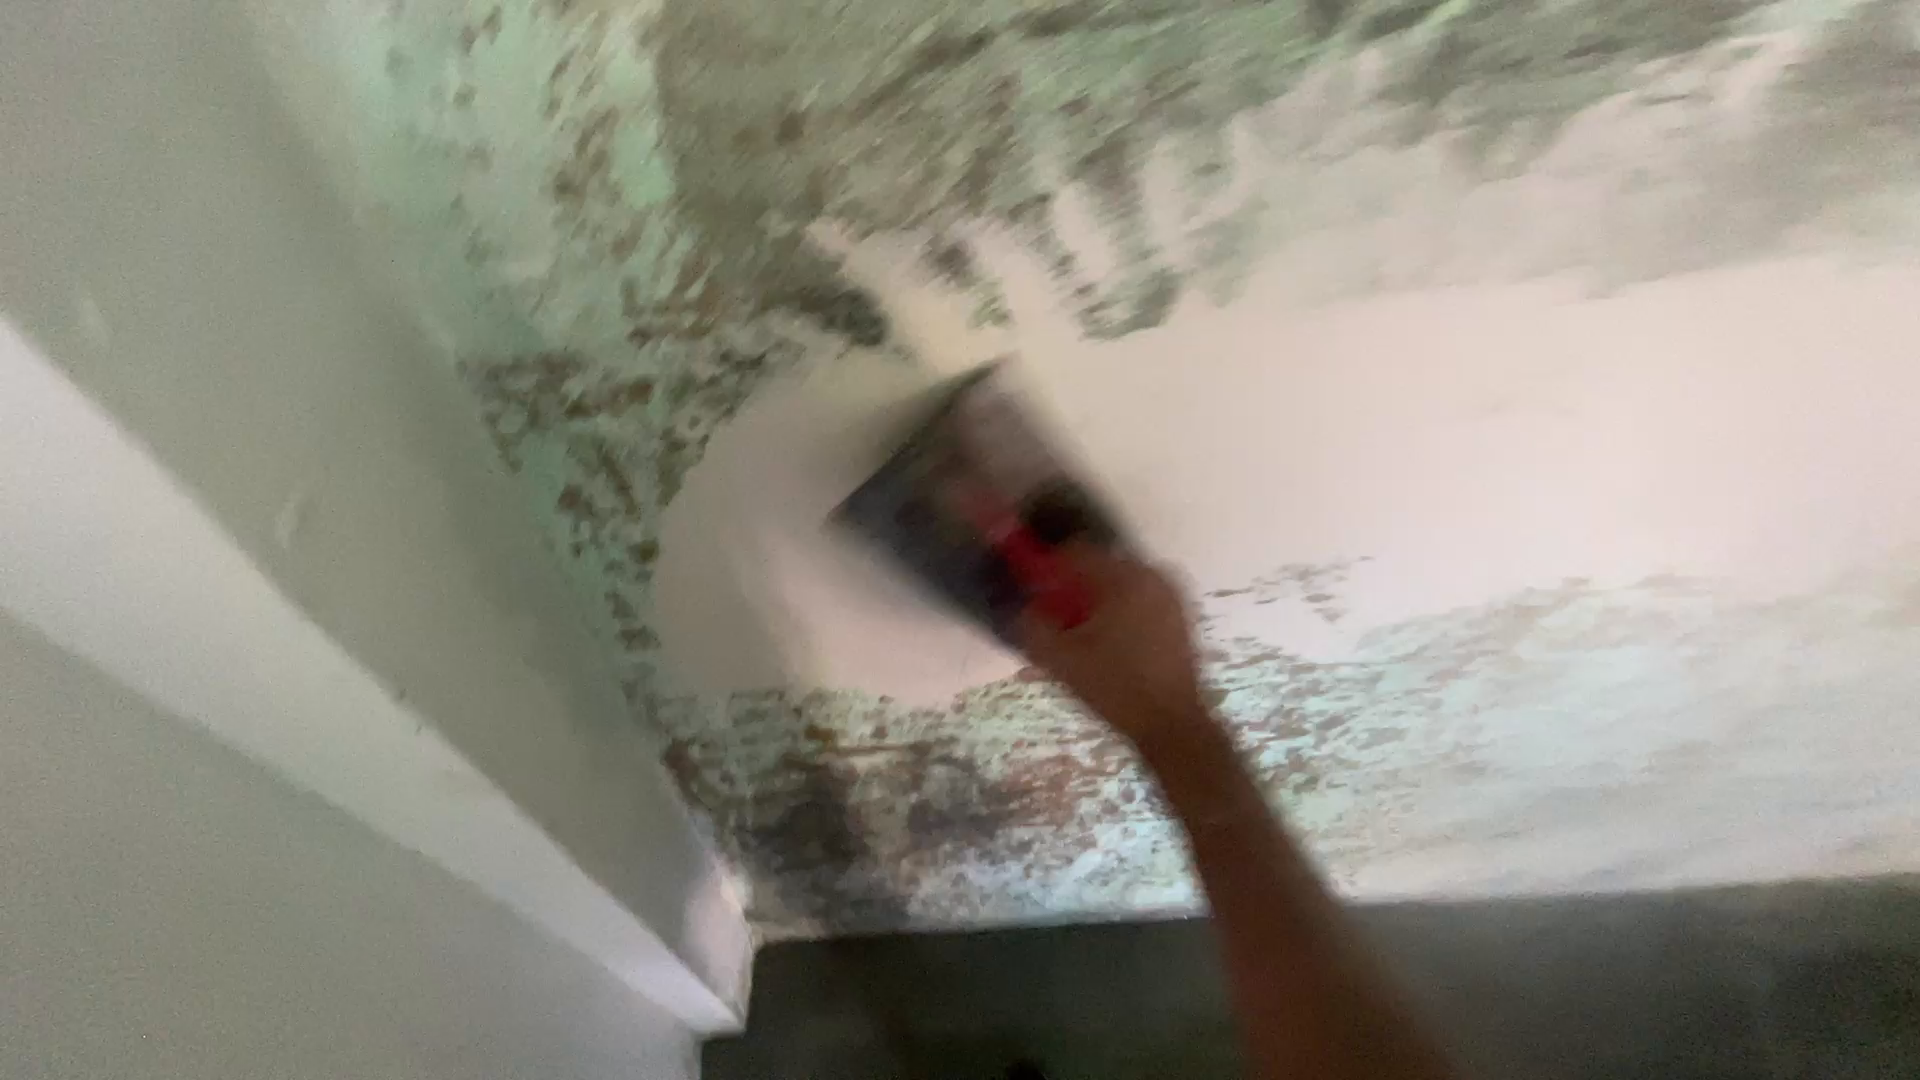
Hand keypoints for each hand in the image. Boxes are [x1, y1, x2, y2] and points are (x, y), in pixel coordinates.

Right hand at [1018, 545, 1214, 748]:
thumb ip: (1033, 625)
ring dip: (1096, 599)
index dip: (1048, 567)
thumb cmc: (1116, 688)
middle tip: (1057, 619)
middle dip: (1073, 586)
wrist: (1172, 724)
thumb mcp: (1061, 660)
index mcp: (1125, 577)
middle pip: (1098, 566)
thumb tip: (1024, 607)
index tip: (1035, 592)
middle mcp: (1152, 574)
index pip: (1074, 551)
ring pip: (1119, 583)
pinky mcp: (1180, 614)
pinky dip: (1119, 610)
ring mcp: (1171, 594)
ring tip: (1082, 635)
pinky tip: (1109, 642)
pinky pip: (1138, 598)